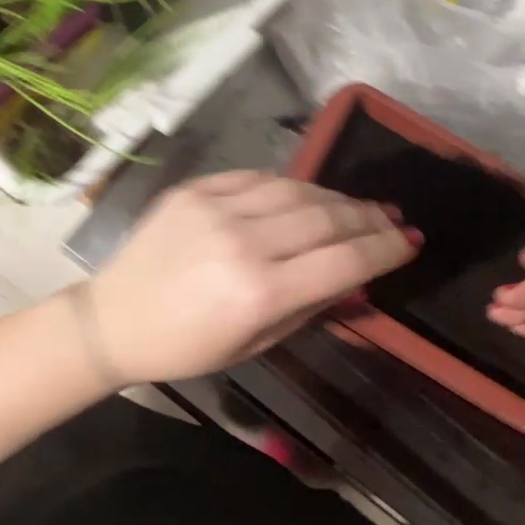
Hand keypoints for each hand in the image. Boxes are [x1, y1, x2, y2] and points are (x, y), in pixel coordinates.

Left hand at [85, 171, 418, 385]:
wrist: (114, 318)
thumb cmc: (186, 347)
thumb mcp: (254, 344)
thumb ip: (308, 307)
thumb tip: (355, 276)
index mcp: (260, 292)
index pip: (344, 261)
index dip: (385, 250)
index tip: (410, 242)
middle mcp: (243, 243)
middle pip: (327, 218)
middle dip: (369, 218)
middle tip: (393, 219)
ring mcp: (215, 209)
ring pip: (295, 189)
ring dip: (333, 197)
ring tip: (356, 207)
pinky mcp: (193, 191)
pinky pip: (255, 178)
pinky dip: (287, 185)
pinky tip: (304, 194)